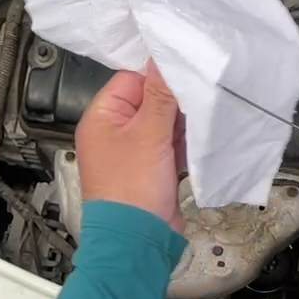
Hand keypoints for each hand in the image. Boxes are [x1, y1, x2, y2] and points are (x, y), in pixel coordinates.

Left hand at [75, 63, 183, 229]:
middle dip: (174, 103)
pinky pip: (170, 148)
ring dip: (182, 126)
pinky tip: (198, 145)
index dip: (157, 77)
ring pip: (163, 125)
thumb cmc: (130, 190)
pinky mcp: (151, 171)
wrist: (137, 239)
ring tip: (197, 127)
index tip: (183, 76)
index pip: (131, 79)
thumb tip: (163, 59)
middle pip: (149, 101)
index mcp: (101, 118)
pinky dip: (184, 146)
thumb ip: (160, 94)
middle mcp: (113, 134)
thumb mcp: (148, 133)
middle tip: (195, 103)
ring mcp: (133, 153)